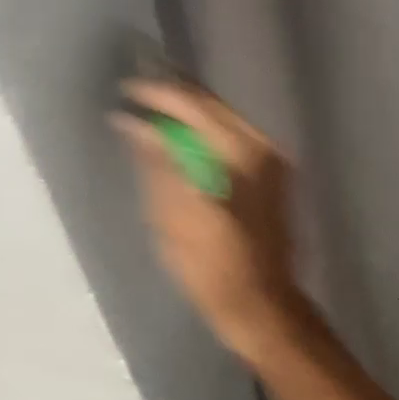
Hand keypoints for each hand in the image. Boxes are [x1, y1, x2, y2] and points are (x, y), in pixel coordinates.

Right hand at [112, 79, 305, 358]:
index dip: (159, 94)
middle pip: (214, 108)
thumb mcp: (177, 219)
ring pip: (224, 124)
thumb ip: (158, 164)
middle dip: (174, 99)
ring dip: (189, 117)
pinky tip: (179, 143)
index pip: (196, 107)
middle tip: (137, 94)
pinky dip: (203, 138)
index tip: (126, 90)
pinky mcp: (271, 182)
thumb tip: (134, 124)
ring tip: (152, 114)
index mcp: (244, 154)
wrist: (262, 309)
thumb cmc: (216, 270)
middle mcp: (264, 149)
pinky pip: (231, 143)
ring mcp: (272, 164)